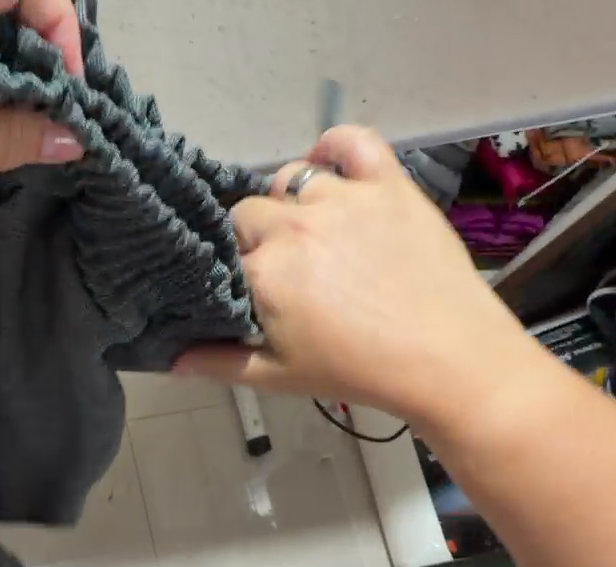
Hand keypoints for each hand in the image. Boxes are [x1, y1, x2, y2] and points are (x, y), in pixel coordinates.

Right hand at [176, 127, 541, 429]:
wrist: (444, 356)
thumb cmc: (354, 369)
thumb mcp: (277, 375)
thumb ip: (218, 363)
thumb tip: (171, 361)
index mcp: (265, 271)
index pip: (219, 255)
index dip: (223, 272)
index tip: (236, 291)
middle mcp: (296, 224)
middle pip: (247, 214)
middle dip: (251, 239)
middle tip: (273, 271)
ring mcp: (344, 198)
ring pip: (291, 180)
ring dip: (287, 202)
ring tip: (305, 231)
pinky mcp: (388, 184)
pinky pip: (352, 141)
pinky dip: (332, 148)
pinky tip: (328, 168)